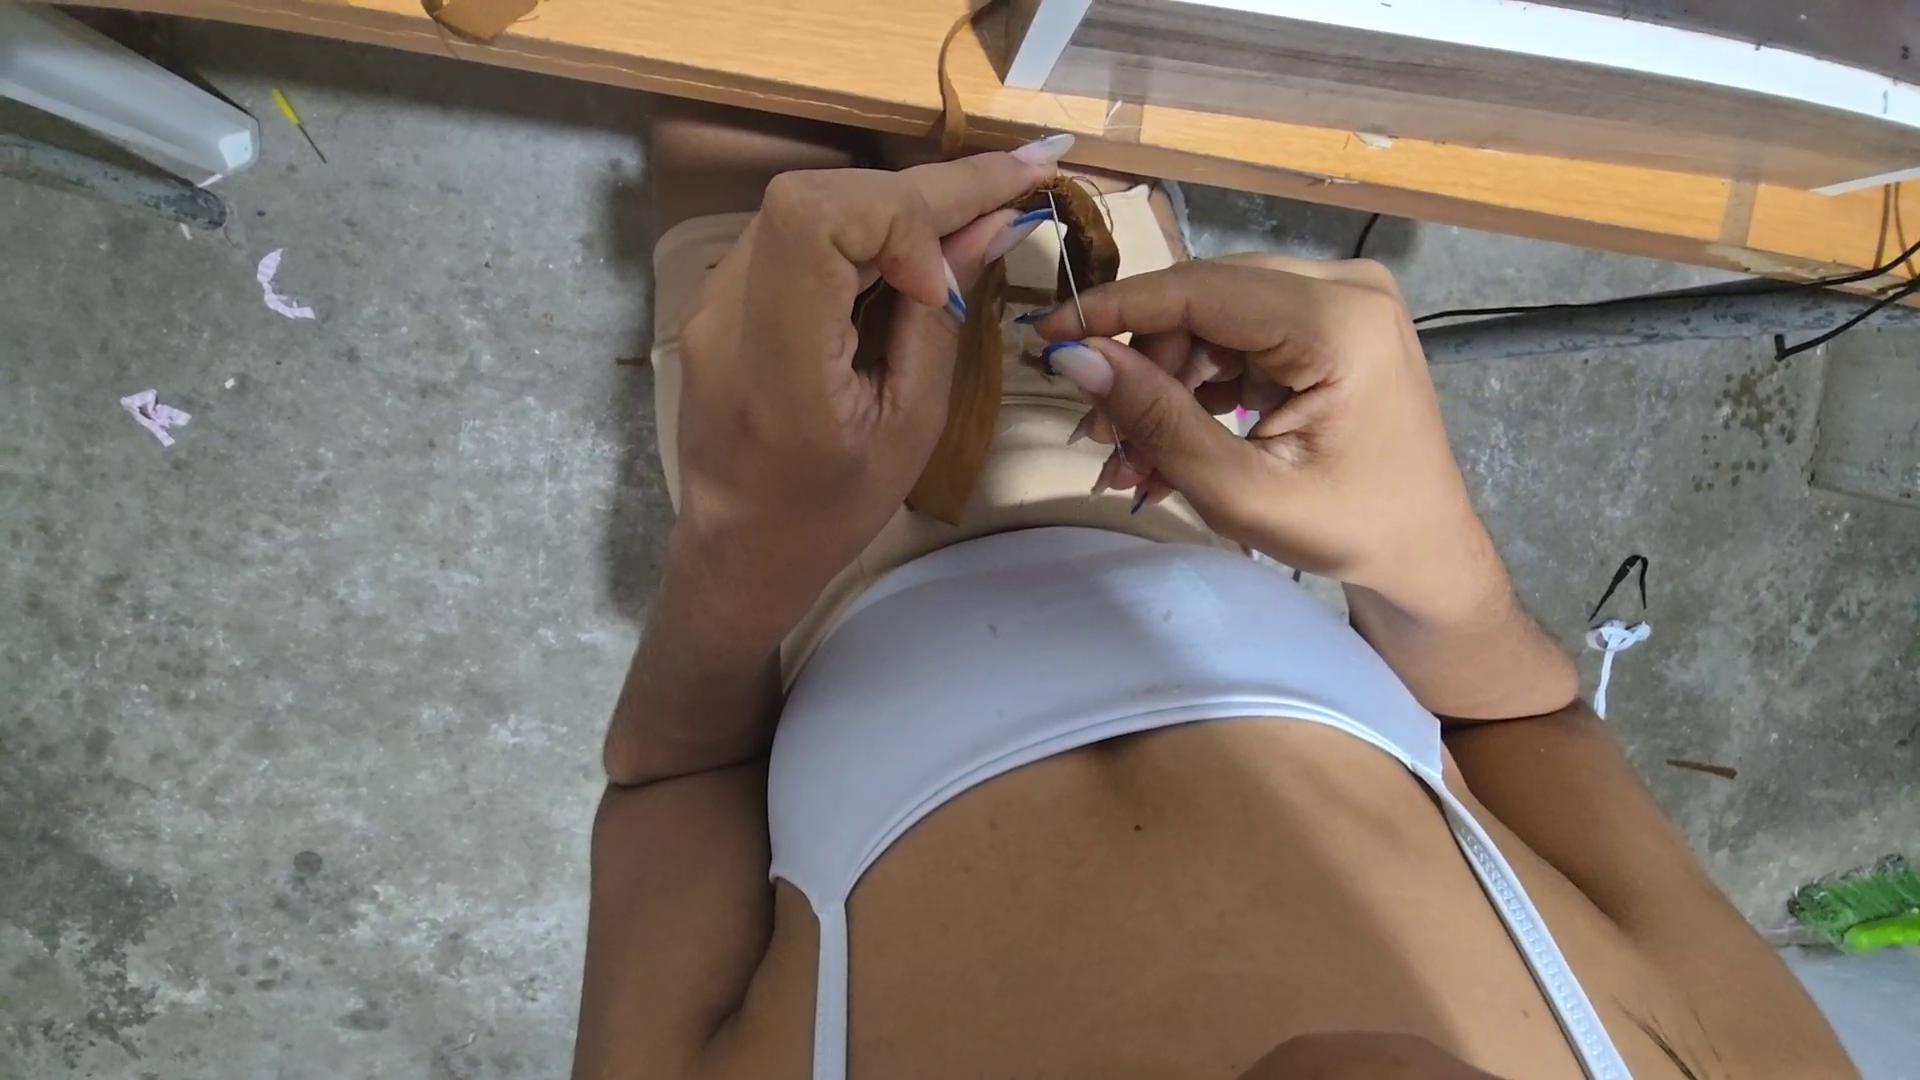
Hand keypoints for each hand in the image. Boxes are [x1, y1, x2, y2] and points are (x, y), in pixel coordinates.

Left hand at [670, 145, 1063, 638]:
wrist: (743, 544)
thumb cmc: (835, 510)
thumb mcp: (911, 429)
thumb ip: (940, 322)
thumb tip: (989, 226)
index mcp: (779, 370)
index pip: (815, 222)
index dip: (897, 218)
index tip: (942, 280)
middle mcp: (727, 316)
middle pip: (815, 197)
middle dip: (920, 193)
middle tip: (1008, 190)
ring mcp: (711, 301)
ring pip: (807, 204)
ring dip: (894, 206)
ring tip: (967, 222)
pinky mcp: (718, 299)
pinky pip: (794, 235)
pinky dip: (861, 230)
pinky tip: (908, 252)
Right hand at [1029, 255, 1503, 623]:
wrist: (1420, 549)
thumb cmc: (1344, 529)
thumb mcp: (1237, 487)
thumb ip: (1154, 417)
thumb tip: (1072, 358)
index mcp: (1337, 322)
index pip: (1196, 289)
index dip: (1111, 310)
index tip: (1046, 334)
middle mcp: (1341, 288)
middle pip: (1199, 302)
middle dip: (1139, 369)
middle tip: (1102, 438)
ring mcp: (1336, 302)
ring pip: (1208, 324)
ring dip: (1159, 390)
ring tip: (1130, 462)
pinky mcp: (1324, 326)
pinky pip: (1232, 342)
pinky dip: (1191, 392)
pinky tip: (1164, 446)